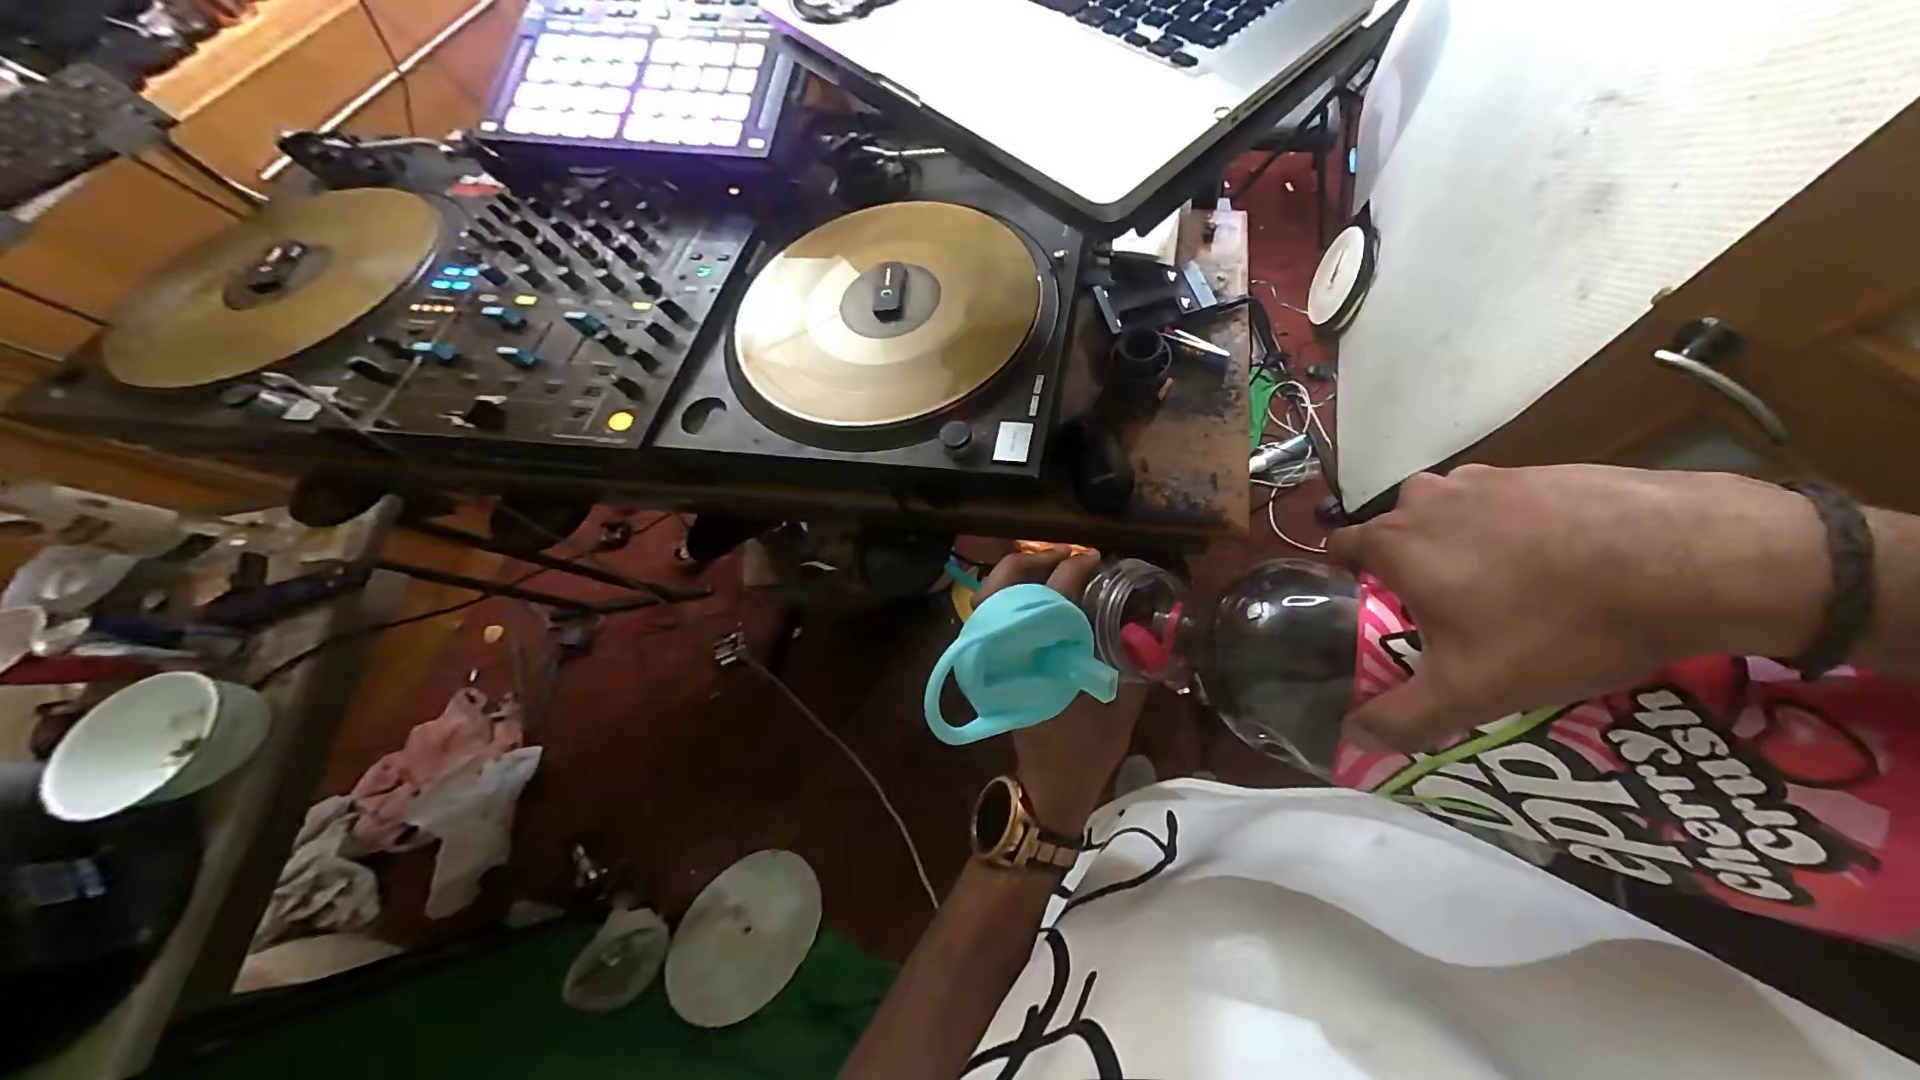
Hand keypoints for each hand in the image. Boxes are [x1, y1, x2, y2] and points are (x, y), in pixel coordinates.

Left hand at [975, 550, 1145, 830]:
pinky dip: (1010, 593)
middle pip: (1000, 588)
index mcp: (1039, 661)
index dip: (1071, 570)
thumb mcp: (1120, 705)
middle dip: (1032, 560)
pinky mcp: (990, 662)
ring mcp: (992, 657)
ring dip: (1018, 573)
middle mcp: (1006, 653)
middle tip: (1069, 555)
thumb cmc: (1086, 749)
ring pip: (989, 597)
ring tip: (1054, 565)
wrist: (1050, 783)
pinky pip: (992, 613)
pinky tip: (1040, 593)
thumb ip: (1135, 660)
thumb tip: (1151, 623)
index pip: (1048, 600)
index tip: (1094, 558)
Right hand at [1328, 464, 1828, 751]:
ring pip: (1450, 514)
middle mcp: (1427, 499)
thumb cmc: (1558, 625)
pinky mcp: (1544, 469)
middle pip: (1396, 531)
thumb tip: (1351, 738)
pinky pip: (1504, 503)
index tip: (1374, 609)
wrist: (1698, 563)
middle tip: (1448, 608)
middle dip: (1409, 564)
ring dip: (1459, 542)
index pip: (1340, 548)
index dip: (1348, 580)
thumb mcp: (1471, 690)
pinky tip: (1560, 562)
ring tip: (1507, 585)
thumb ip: (1402, 717)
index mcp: (1395, 542)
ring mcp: (1487, 478)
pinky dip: (1514, 527)